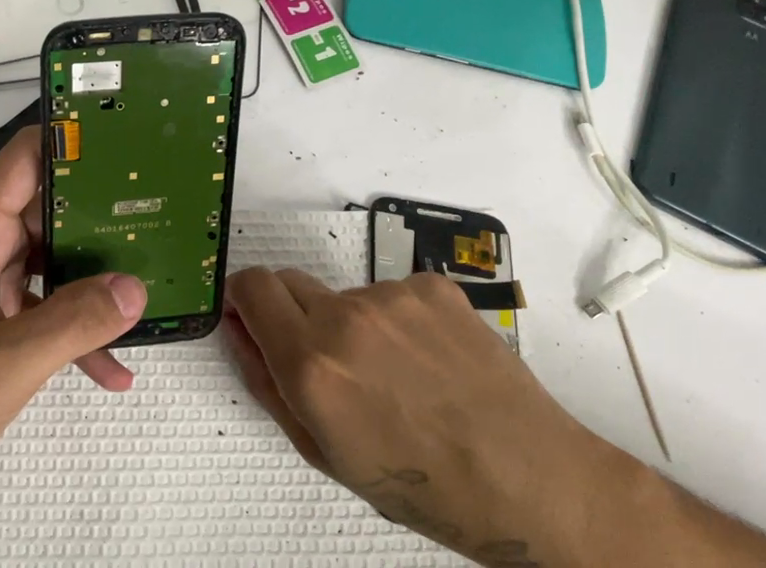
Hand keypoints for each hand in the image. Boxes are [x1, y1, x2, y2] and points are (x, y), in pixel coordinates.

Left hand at [0, 127, 147, 480]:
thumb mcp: (2, 366)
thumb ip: (71, 324)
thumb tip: (135, 287)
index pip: (29, 156)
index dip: (77, 140)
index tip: (133, 145)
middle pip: (50, 208)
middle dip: (105, 217)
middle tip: (168, 228)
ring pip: (48, 261)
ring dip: (93, 285)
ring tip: (152, 302)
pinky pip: (33, 304)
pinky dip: (67, 328)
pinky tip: (109, 372)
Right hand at [222, 268, 636, 566]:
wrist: (527, 478)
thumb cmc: (422, 483)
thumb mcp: (324, 452)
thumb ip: (267, 384)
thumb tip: (239, 333)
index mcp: (310, 364)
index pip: (250, 286)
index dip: (244, 299)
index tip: (253, 318)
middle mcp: (345, 318)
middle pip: (288, 281)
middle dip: (292, 313)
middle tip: (328, 361)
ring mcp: (392, 297)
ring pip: (343, 293)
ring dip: (350, 322)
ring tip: (396, 374)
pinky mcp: (433, 287)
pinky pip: (391, 292)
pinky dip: (397, 319)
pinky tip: (428, 361)